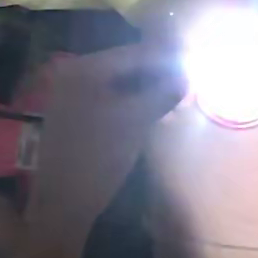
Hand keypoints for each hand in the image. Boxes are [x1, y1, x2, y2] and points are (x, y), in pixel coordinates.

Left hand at [26, 43, 184, 238]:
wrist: (63, 204)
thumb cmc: (99, 158)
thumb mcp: (136, 121)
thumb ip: (163, 92)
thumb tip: (187, 74)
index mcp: (84, 68)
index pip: (135, 53)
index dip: (166, 57)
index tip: (194, 61)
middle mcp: (74, 72)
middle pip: (126, 64)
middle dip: (157, 71)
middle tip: (188, 78)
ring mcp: (71, 92)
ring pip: (119, 81)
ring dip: (146, 85)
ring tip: (175, 91)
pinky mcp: (74, 111)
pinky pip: (110, 95)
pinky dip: (131, 98)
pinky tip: (153, 105)